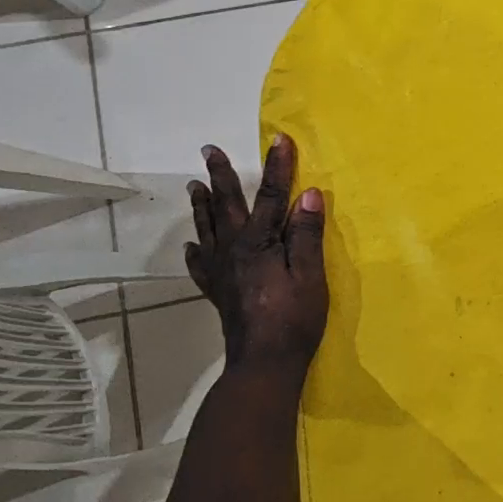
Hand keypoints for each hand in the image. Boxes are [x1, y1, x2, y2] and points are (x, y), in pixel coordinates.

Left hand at [186, 136, 328, 370]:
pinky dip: (196, 251)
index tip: (280, 139)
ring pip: (208, 228)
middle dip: (221, 176)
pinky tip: (193, 245)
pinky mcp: (218, 291)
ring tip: (195, 185)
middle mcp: (233, 250)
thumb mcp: (310, 276)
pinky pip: (201, 264)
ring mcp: (221, 271)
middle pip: (227, 206)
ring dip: (203, 204)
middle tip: (209, 150)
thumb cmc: (294, 319)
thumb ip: (307, 235)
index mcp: (259, 243)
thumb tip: (309, 194)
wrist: (264, 362)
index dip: (278, 167)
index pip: (271, 196)